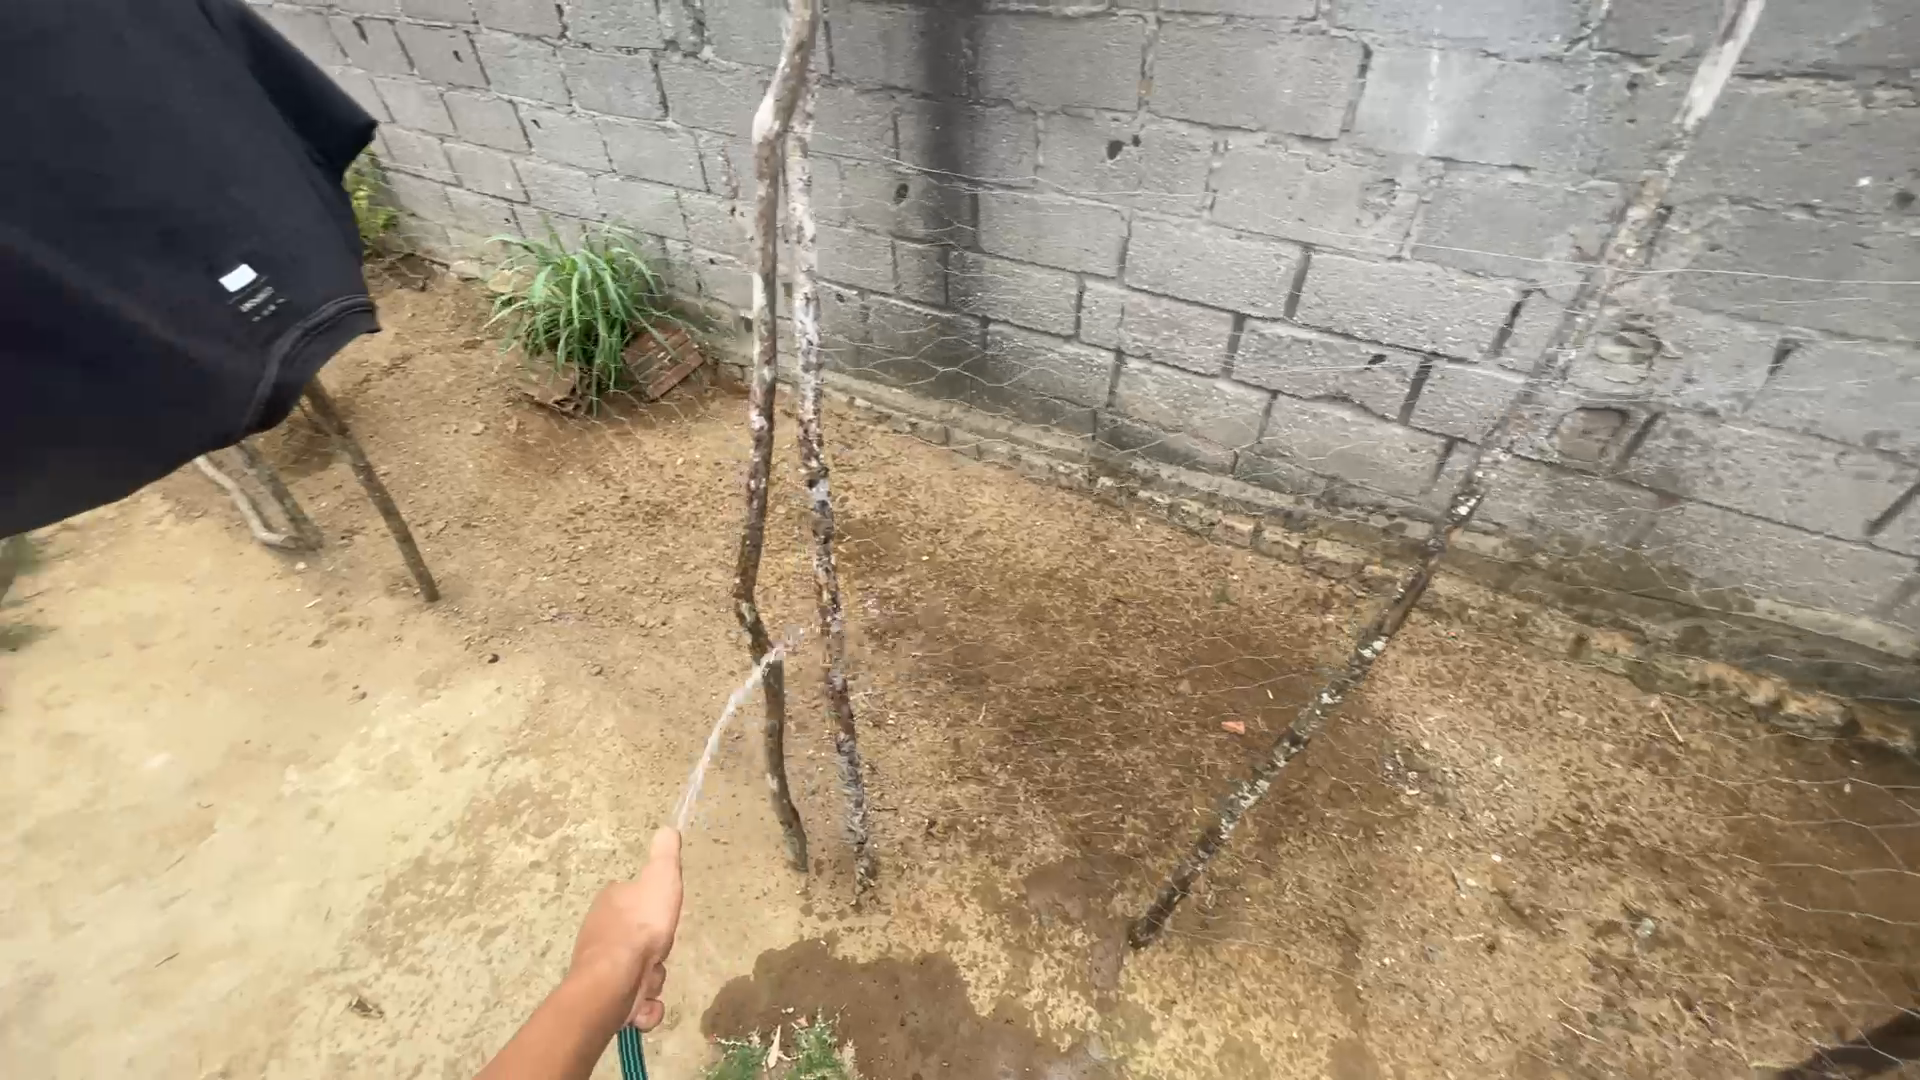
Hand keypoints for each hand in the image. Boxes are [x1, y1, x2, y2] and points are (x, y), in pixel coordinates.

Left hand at [568, 827, 682, 1030]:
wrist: (614, 981)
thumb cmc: (640, 924)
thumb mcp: (661, 876)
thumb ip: (665, 853)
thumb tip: (667, 828)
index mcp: (610, 901)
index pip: (631, 895)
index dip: (650, 903)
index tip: (663, 911)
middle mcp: (600, 932)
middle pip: (640, 936)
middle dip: (657, 947)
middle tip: (662, 947)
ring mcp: (600, 967)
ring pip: (640, 969)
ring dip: (653, 979)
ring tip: (653, 978)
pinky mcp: (604, 999)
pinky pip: (634, 1001)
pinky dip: (645, 1005)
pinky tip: (647, 1004)